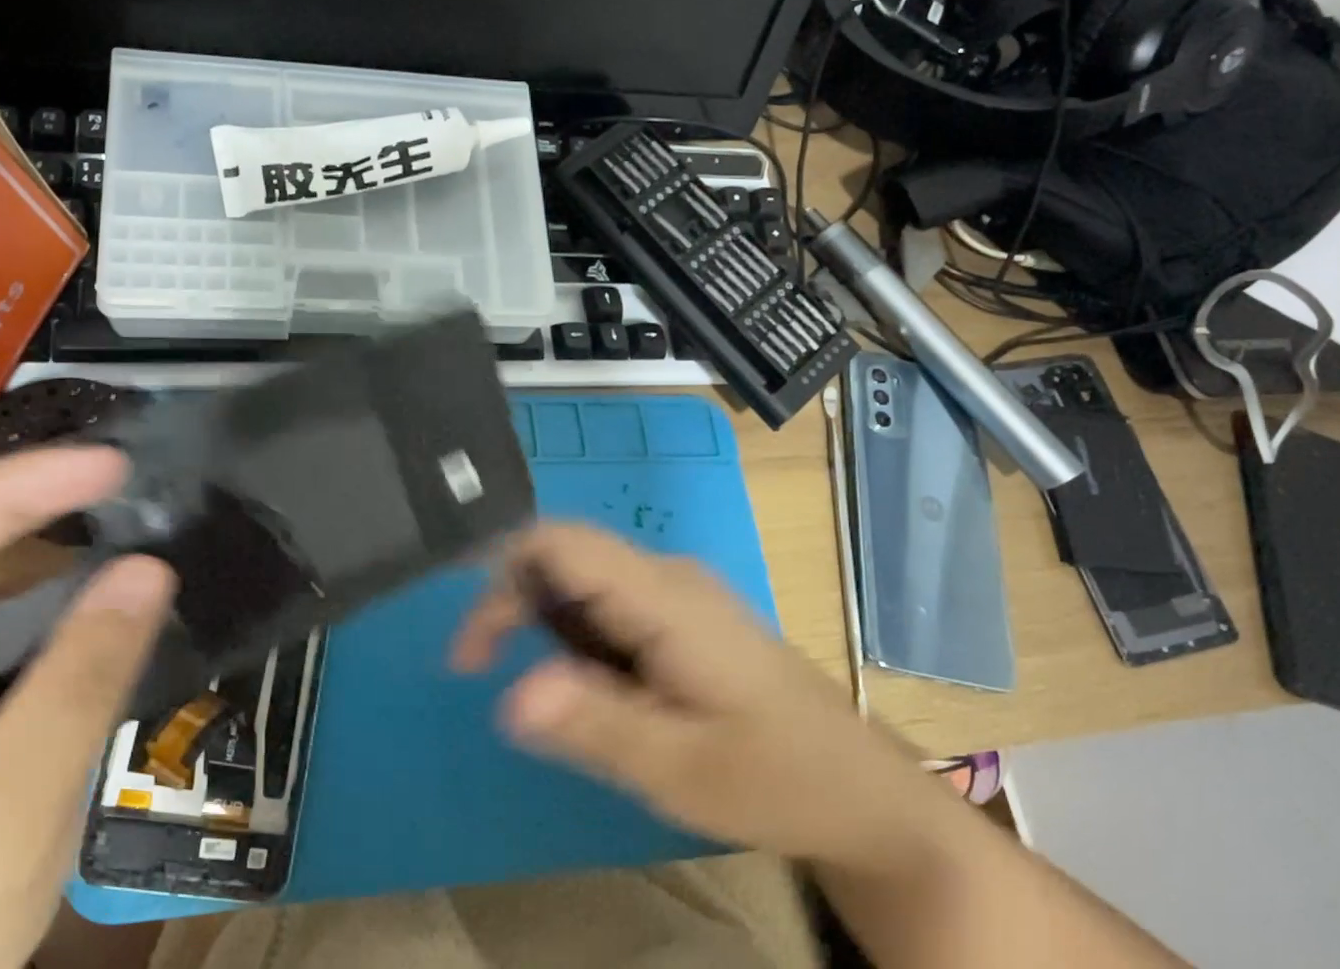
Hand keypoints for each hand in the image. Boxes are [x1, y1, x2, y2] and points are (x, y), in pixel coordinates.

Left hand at [0, 448, 175, 968]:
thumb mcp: (15, 801)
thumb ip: (82, 677)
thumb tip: (150, 568)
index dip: (7, 493)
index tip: (103, 463)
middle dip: (20, 511)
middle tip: (116, 478)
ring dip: (31, 549)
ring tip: (110, 510)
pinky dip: (36, 600)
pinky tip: (85, 584)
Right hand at [453, 524, 934, 870]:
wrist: (868, 797)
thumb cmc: (779, 782)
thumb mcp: (681, 769)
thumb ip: (595, 725)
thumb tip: (508, 698)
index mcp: (665, 598)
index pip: (556, 543)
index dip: (497, 583)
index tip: (471, 657)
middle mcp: (668, 579)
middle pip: (561, 559)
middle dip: (511, 611)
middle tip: (490, 681)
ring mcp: (679, 596)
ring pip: (580, 584)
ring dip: (542, 631)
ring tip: (553, 702)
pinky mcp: (683, 619)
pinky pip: (606, 608)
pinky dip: (575, 642)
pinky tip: (592, 694)